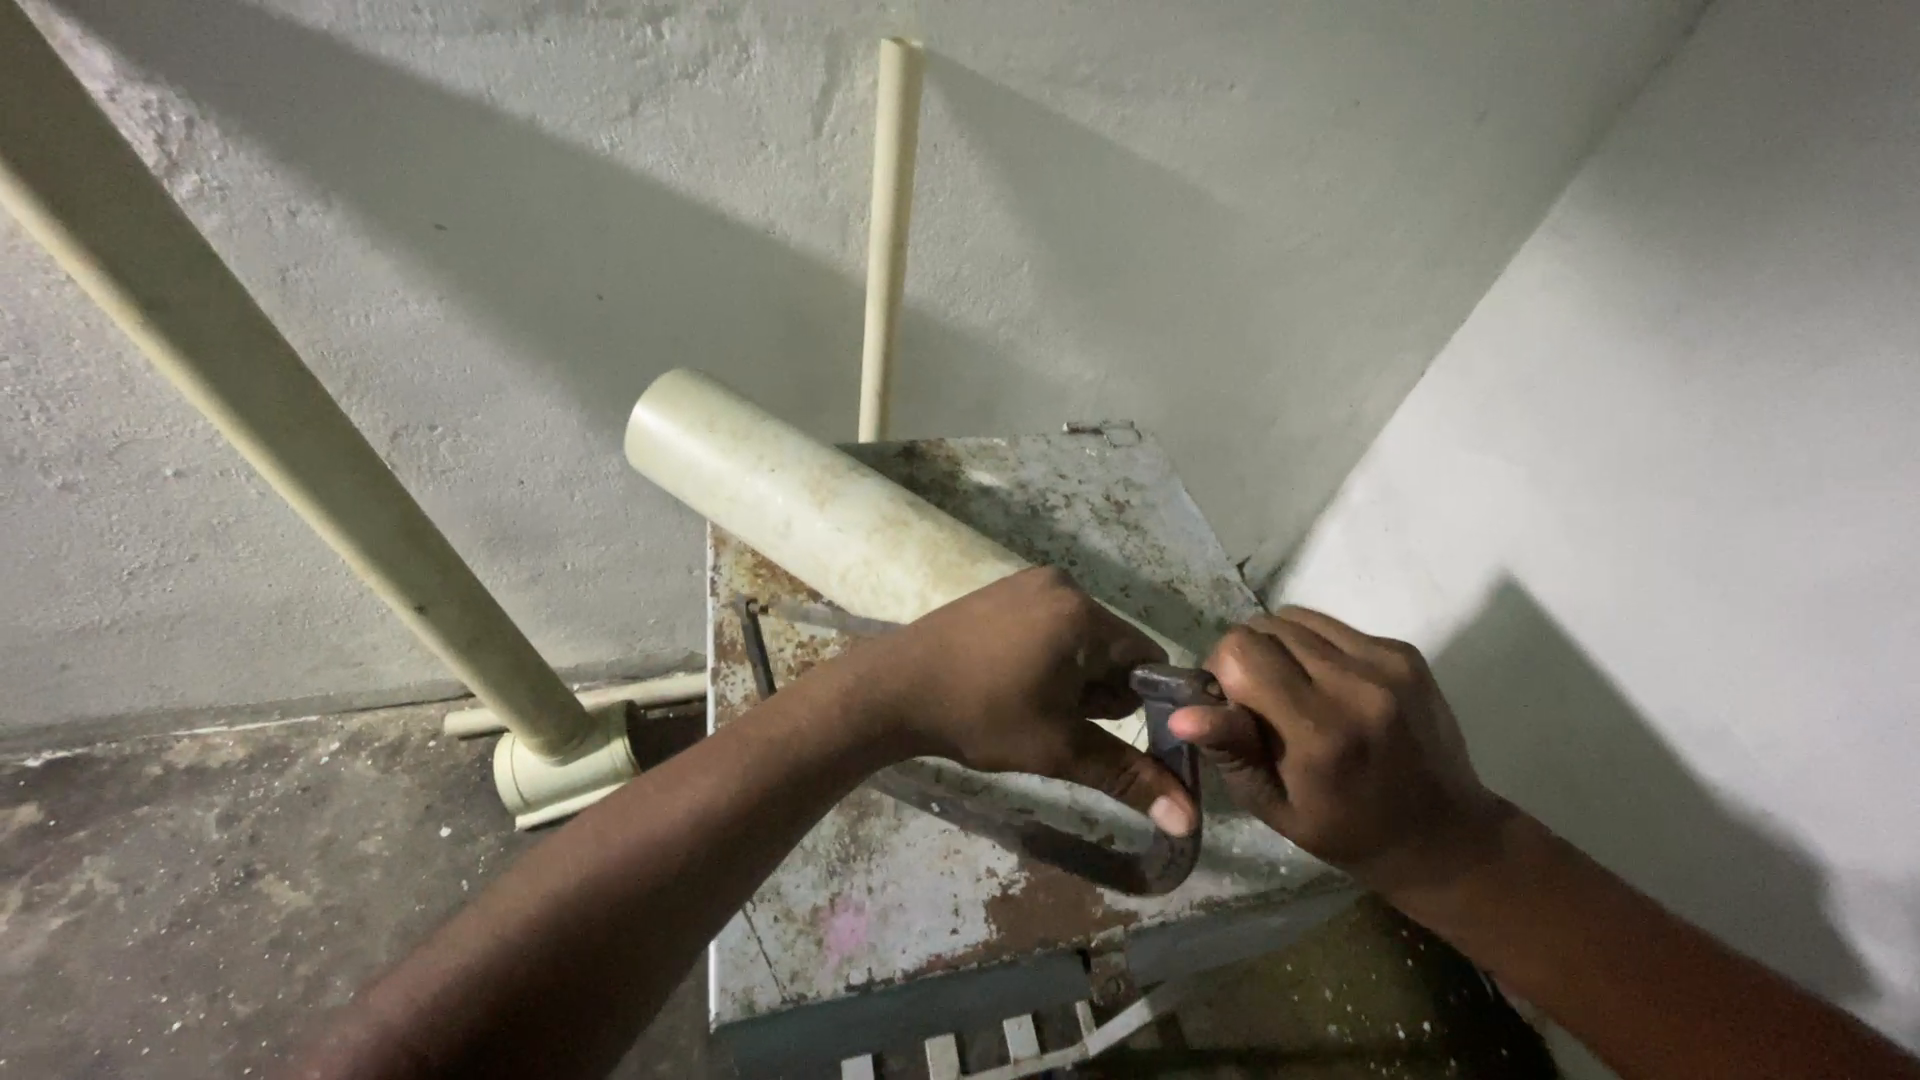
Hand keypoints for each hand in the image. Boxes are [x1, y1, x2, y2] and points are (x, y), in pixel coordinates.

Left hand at [846, 567, 1197, 835]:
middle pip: (1112, 648)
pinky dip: (1044, 655)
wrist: (893, 689)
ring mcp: (1027, 582)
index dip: (1139, 704)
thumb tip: (1189, 822)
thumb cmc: (981, 717)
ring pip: (1079, 639)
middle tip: (1055, 719)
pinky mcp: (1002, 590)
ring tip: (1028, 701)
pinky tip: (1010, 679)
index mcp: (1084, 613)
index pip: (1147, 660)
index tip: (1104, 731)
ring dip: (1070, 676)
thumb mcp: (1060, 749)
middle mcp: (1063, 584)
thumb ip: (1127, 777)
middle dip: (1096, 690)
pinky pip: (1048, 624)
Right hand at [1170, 606, 1508, 895]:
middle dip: (1245, 656)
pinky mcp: (1404, 651)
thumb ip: (1230, 750)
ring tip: (1291, 689)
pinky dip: (1312, 646)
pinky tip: (1326, 685)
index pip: (1240, 653)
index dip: (1220, 672)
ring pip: (1293, 617)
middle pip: (1262, 627)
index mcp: (1319, 733)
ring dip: (1277, 646)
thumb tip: (1181, 713)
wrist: (1444, 835)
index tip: (1229, 704)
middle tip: (1258, 699)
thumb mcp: (1273, 805)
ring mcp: (1385, 664)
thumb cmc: (1345, 831)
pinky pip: (1330, 625)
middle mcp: (1355, 687)